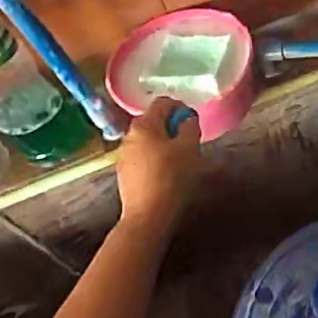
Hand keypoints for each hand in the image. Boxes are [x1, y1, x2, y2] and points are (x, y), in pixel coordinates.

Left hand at [115, 98, 201, 232]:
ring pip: (148, 139)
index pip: (163, 102)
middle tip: (190, 142)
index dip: (181, 108)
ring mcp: (124, 154)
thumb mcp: (189, 148)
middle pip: (153, 121)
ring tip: (180, 159)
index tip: (193, 123)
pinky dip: (155, 157)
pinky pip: (142, 155)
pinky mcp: (124, 172)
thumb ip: (190, 127)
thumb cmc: (172, 178)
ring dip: (164, 143)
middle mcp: (129, 135)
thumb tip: (187, 118)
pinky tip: (166, 173)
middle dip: (172, 127)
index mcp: (144, 125)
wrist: (148, 215)